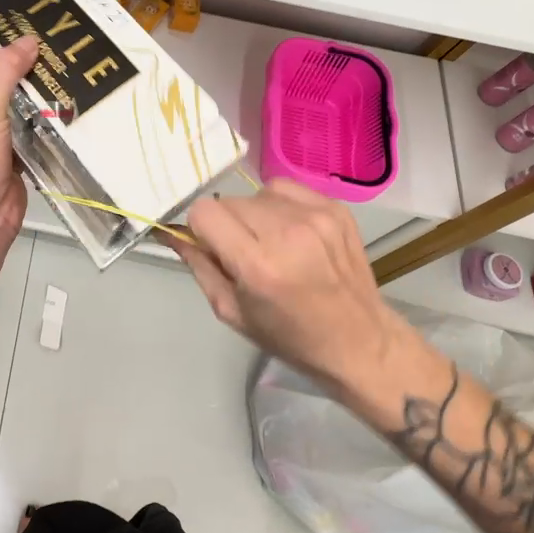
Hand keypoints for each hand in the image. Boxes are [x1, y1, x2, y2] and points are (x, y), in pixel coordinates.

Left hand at [0, 36, 39, 262]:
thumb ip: (4, 71)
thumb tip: (27, 41)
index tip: (3, 29)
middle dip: (15, 66)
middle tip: (44, 44)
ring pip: (13, 104)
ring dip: (33, 92)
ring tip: (60, 67)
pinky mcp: (12, 154)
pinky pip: (29, 128)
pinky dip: (43, 119)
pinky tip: (65, 104)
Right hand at [164, 180, 416, 405]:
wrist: (361, 343)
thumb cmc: (290, 336)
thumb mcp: (232, 311)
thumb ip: (199, 266)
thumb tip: (172, 233)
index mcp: (258, 265)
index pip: (204, 212)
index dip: (201, 229)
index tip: (212, 247)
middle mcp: (287, 234)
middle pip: (229, 201)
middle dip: (228, 223)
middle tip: (244, 251)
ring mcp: (315, 217)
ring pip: (256, 193)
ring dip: (255, 214)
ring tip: (272, 242)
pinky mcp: (336, 208)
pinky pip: (286, 189)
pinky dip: (280, 205)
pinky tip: (292, 232)